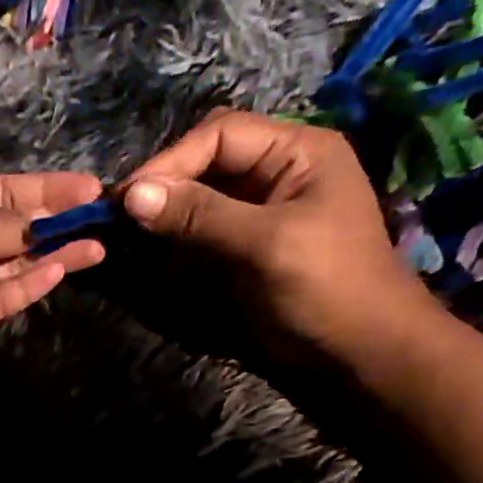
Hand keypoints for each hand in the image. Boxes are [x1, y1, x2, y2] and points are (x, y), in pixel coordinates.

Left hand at [0, 174, 107, 411]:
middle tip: (102, 216)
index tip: (89, 186)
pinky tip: (62, 271)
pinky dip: (34, 284)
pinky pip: (8, 296)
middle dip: (58, 219)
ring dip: (57, 254)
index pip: (3, 191)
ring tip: (96, 246)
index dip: (46, 189)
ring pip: (19, 262)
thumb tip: (43, 223)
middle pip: (17, 225)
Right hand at [122, 110, 433, 351]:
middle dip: (166, 183)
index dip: (171, 161)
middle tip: (123, 213)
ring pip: (201, 194)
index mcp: (297, 150)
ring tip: (132, 231)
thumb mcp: (265, 244)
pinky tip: (158, 248)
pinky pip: (204, 226)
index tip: (127, 196)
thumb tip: (132, 196)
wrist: (360, 347)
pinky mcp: (248, 242)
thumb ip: (200, 215)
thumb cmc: (326, 285)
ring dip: (168, 211)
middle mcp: (277, 169)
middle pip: (207, 159)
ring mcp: (262, 207)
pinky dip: (179, 236)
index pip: (220, 135)